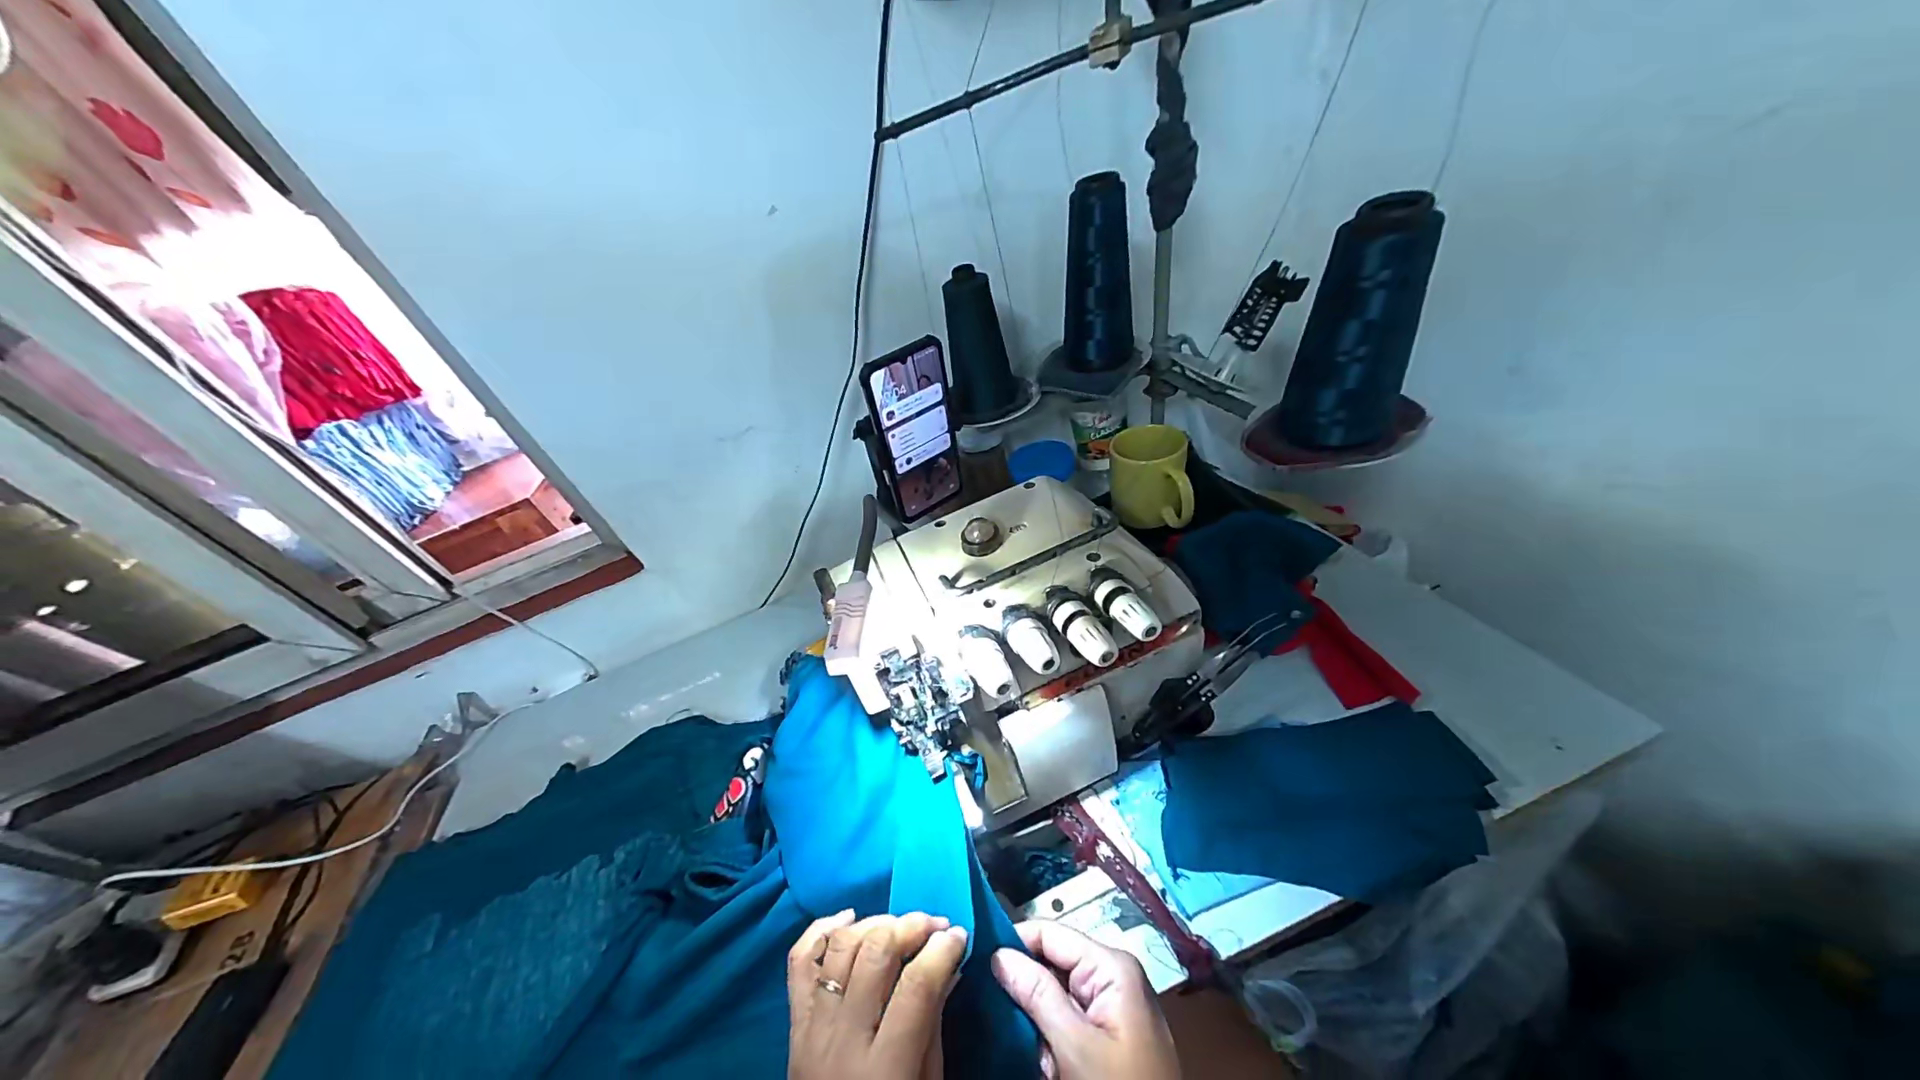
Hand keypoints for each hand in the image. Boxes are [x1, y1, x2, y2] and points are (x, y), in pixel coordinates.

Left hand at [788, 909, 969, 1079]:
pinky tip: (849, 917)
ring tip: (899, 923)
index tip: (959, 935)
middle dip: (910, 926)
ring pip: (839, 948)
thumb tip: (949, 965)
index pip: (915, 987)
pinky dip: (823, 928)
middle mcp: (843, 1040)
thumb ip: (933, 1024)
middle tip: (934, 924)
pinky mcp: (793, 1023)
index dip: (941, 951)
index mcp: (884, 1068)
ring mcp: (813, 1028)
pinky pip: (799, 961)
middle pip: (874, 955)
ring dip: (874, 922)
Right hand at [991, 921, 1180, 1079]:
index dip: (1013, 944)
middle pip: (1051, 960)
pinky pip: (1066, 1016)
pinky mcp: (1106, 1031)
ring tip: (1021, 1037)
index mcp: (1111, 966)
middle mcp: (1111, 975)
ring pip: (1054, 990)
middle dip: (1024, 986)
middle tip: (997, 1010)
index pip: (1049, 933)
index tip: (979, 965)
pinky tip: (1042, 1056)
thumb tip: (999, 954)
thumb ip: (1037, 995)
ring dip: (1034, 1015)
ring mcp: (1110, 1003)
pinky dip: (1048, 1033)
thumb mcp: (1075, 1046)